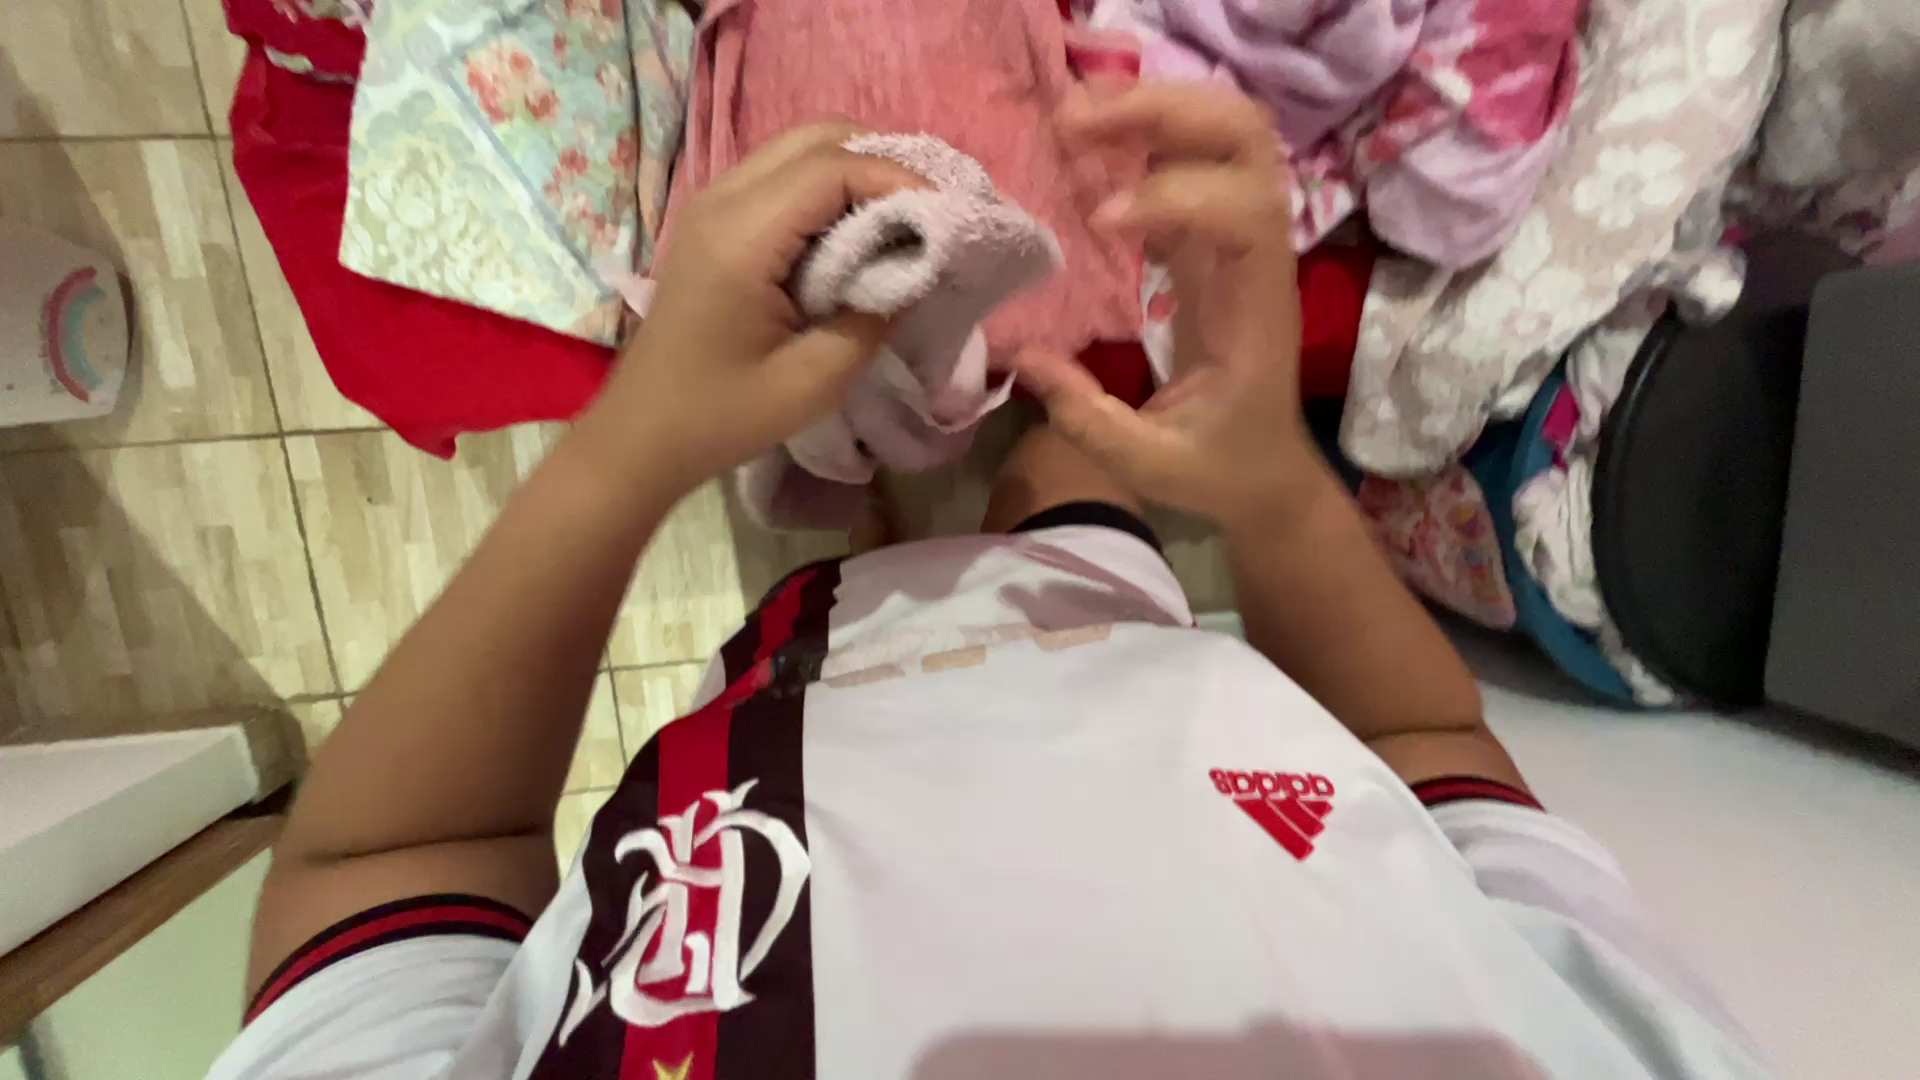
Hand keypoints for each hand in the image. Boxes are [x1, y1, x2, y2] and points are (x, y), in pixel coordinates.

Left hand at [575, 122, 925, 498]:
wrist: (644, 433)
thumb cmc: (723, 417)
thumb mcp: (812, 383)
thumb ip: (870, 320)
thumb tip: (913, 273)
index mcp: (742, 238)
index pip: (831, 169)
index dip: (897, 178)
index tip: (947, 214)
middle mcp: (722, 202)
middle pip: (813, 138)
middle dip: (880, 160)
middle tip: (929, 209)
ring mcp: (712, 208)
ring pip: (796, 152)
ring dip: (855, 173)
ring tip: (903, 219)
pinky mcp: (714, 226)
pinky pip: (781, 182)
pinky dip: (828, 192)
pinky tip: (857, 234)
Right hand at [1015, 84, 1322, 526]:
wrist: (1266, 473)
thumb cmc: (1218, 470)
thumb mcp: (1147, 463)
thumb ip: (1084, 416)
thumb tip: (1019, 356)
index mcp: (1253, 312)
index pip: (1244, 215)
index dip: (1175, 198)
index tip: (1100, 226)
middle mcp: (1255, 262)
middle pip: (1244, 142)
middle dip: (1163, 112)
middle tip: (1073, 122)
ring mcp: (1237, 249)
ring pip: (1224, 139)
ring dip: (1154, 114)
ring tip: (1074, 123)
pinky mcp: (1213, 253)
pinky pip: (1191, 173)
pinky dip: (1142, 149)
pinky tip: (1090, 159)